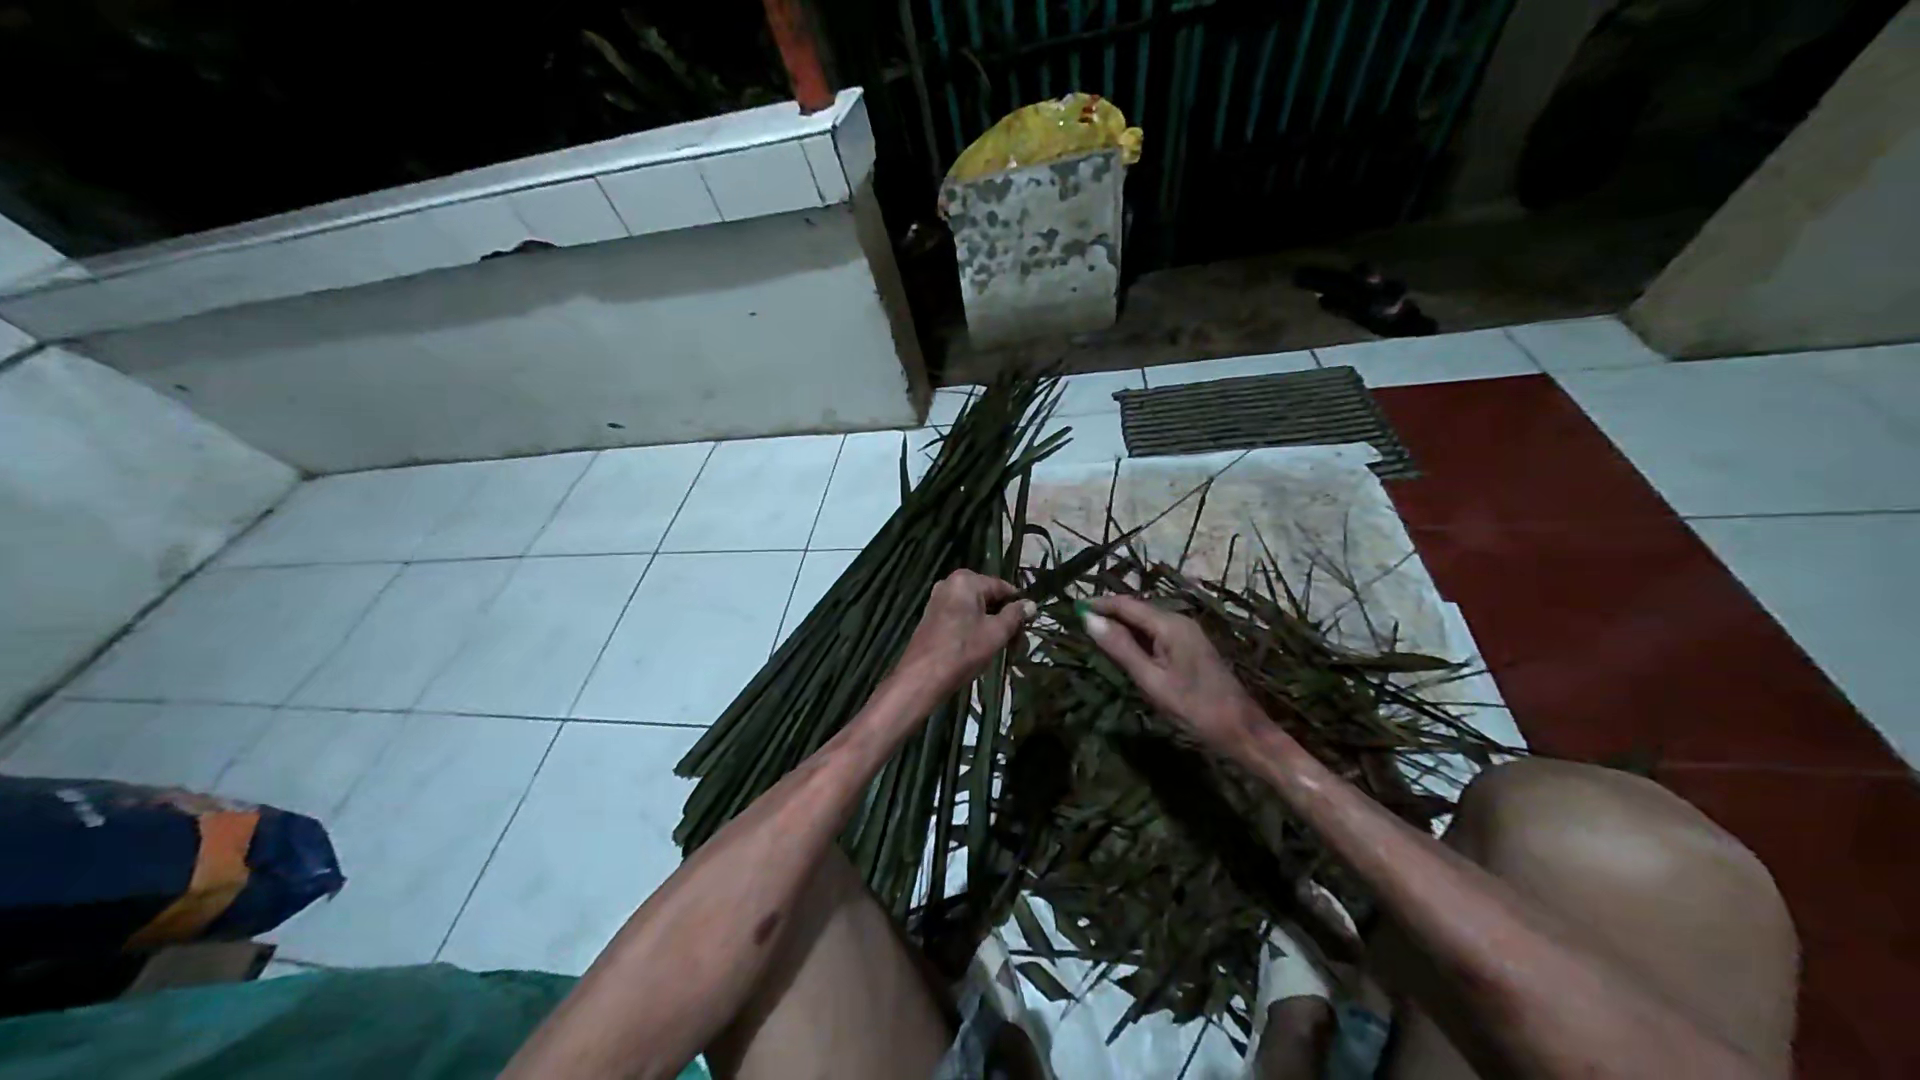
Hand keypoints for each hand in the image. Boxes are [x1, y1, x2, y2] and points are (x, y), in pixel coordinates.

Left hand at [894, 570, 1035, 702]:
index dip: (1018, 605)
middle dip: (1004, 617)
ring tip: (1003, 647)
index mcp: (965, 581)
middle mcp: (949, 584)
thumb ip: (1015, 615)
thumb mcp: (996, 632)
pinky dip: (974, 627)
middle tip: (1017, 641)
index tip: (1029, 625)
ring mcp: (938, 600)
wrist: (923, 677)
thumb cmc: (963, 651)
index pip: (1002, 587)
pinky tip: (982, 646)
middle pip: (988, 597)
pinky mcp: (933, 617)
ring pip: (975, 608)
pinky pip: (961, 616)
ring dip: (991, 624)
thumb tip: (1031, 604)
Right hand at [1081, 595, 1261, 749]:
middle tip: (1079, 621)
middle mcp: (1179, 620)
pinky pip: (1157, 633)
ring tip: (1094, 633)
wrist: (1240, 729)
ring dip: (1121, 624)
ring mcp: (1187, 633)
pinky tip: (1124, 649)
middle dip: (1108, 612)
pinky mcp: (1190, 646)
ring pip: (1146, 621)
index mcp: (1169, 624)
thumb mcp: (1150, 680)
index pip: (1126, 604)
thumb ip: (1120, 648)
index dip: (1098, 604)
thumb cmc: (1193, 707)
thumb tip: (1089, 620)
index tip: (1072, 607)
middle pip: (1136, 609)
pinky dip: (1136, 636)